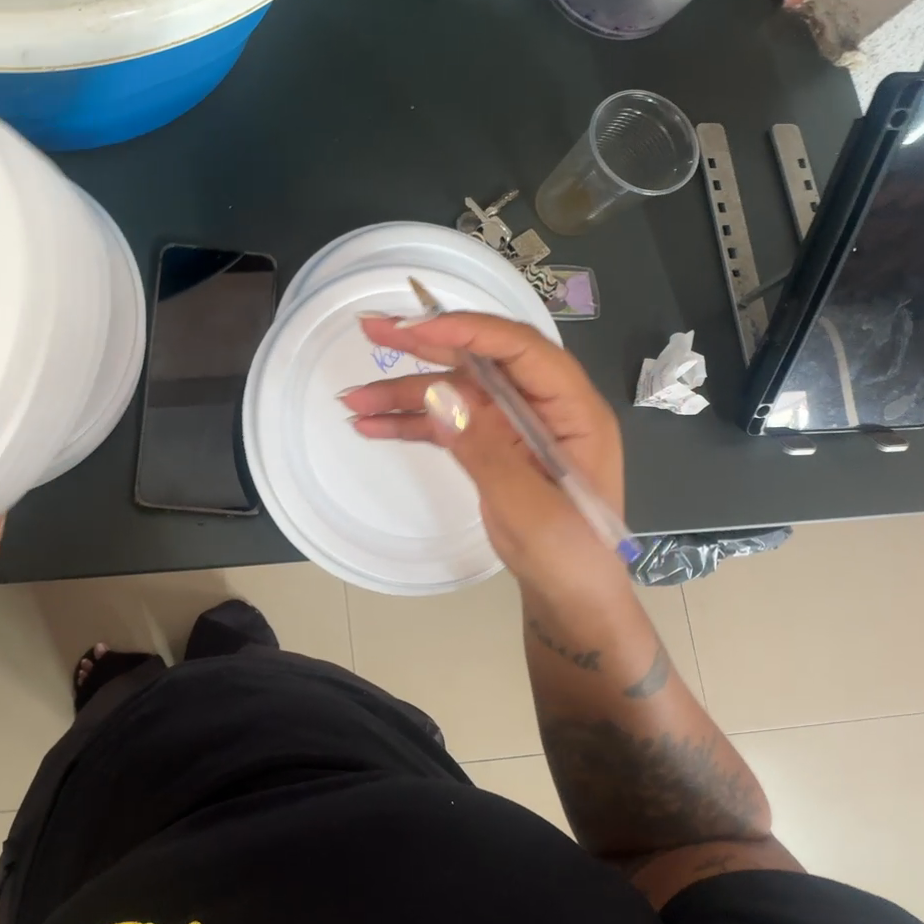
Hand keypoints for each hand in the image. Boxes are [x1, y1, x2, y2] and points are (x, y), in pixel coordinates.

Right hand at [339, 312, 626, 598]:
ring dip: (402, 394)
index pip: (521, 350)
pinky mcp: (488, 444)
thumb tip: (439, 398)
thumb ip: (485, 449)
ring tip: (352, 399)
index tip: (416, 329)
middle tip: (371, 328)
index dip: (469, 332)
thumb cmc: (569, 554)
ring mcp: (512, 424)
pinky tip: (371, 425)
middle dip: (423, 345)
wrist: (570, 595)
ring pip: (452, 392)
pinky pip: (444, 423)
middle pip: (480, 359)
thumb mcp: (530, 506)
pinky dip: (408, 423)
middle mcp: (540, 404)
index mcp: (571, 408)